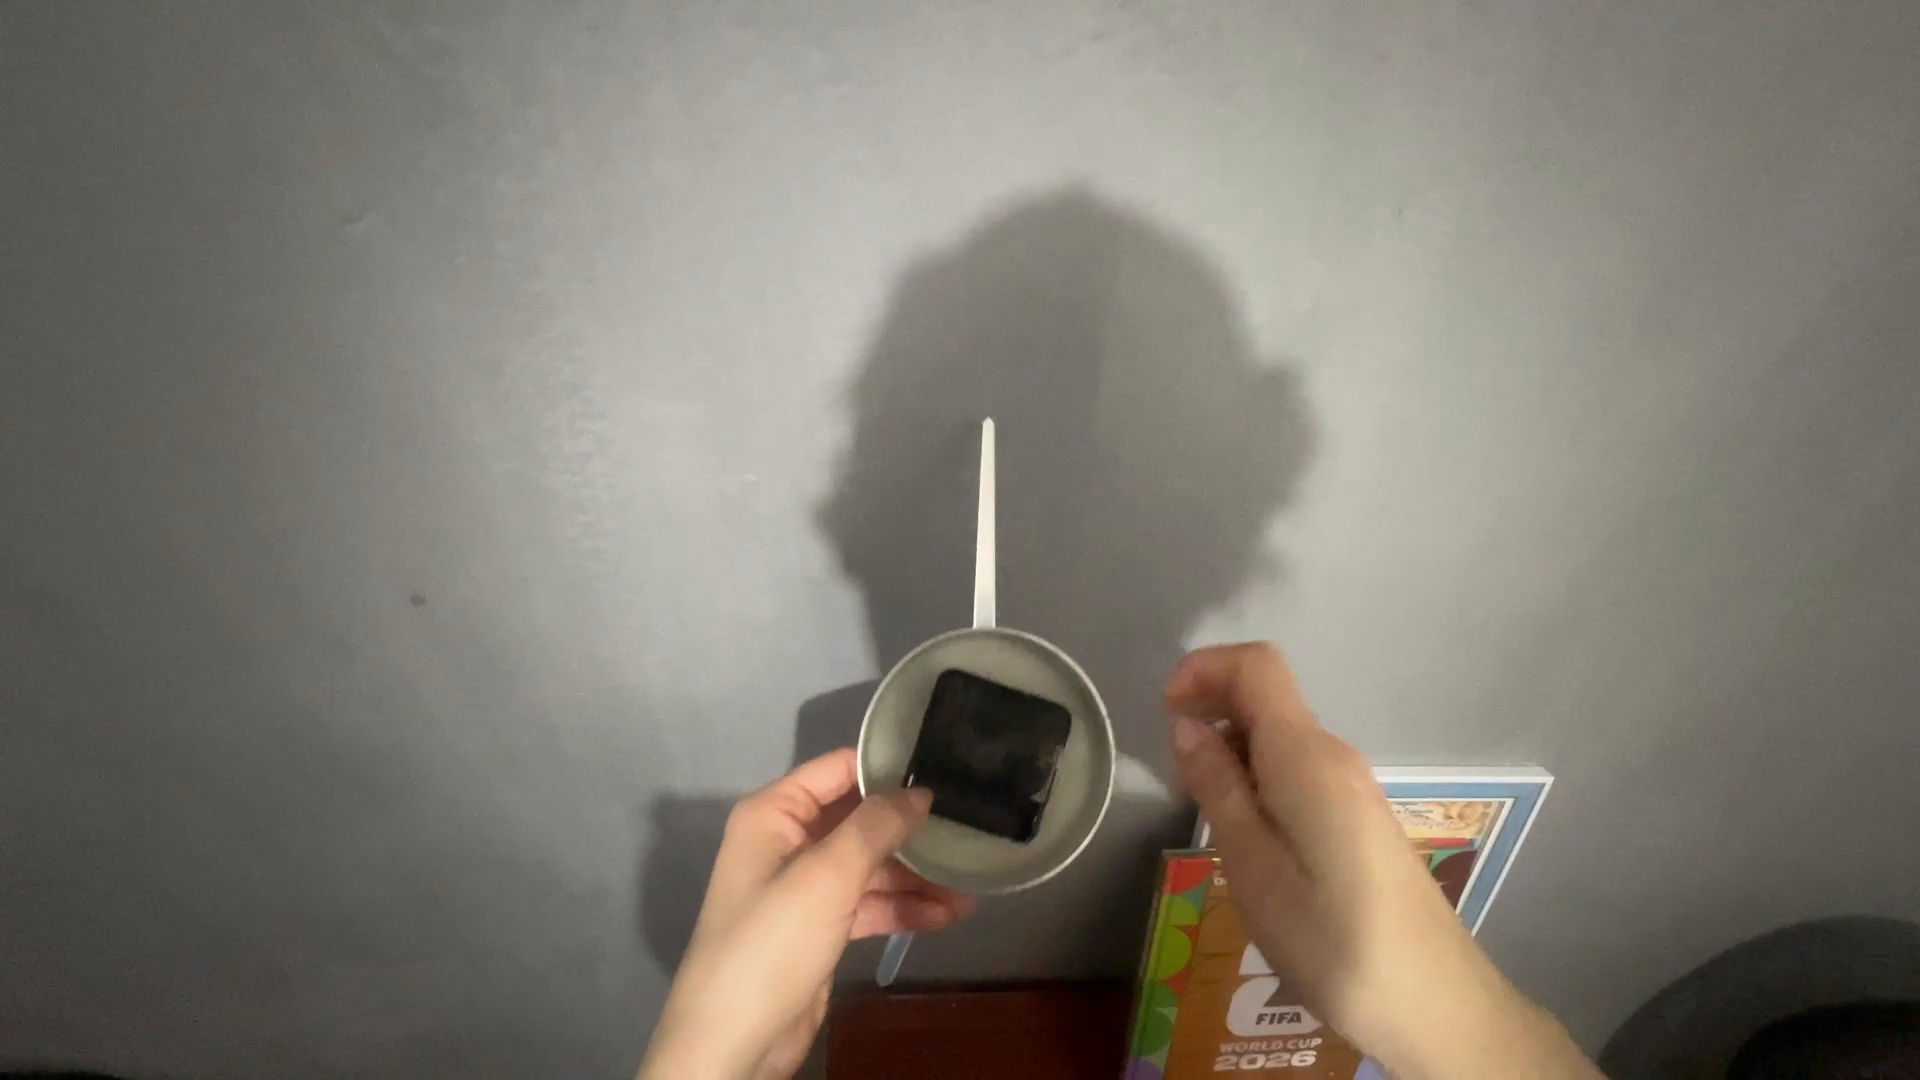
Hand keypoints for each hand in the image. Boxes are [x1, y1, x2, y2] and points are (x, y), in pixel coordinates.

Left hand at [639, 749, 973, 1079]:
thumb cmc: (772, 941)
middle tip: (966, 824)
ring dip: (916, 875)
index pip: (839, 769)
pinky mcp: (821, 926)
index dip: (888, 767)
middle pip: (861, 819)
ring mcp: (807, 885)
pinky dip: (904, 907)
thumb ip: (877, 825)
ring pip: (871, 864)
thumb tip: (922, 793)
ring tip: (967, 882)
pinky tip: (948, 914)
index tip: (942, 768)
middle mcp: (790, 840)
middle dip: (910, 829)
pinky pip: (869, 902)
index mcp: (777, 812)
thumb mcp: (827, 874)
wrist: (732, 1048)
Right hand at [1165, 643, 1597, 1079]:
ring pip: (1275, 734)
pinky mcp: (1355, 813)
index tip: (1167, 713)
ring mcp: (1349, 783)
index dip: (1203, 668)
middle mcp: (1331, 754)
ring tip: (1207, 813)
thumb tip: (1185, 724)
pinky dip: (1255, 774)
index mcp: (1305, 756)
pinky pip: (1294, 766)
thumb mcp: (1252, 863)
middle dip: (1208, 712)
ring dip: (1229, 749)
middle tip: (1178, 774)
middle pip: (1263, 696)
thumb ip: (1217, 785)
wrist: (1439, 1009)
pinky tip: (1248, 833)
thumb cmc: (1331, 937)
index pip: (1256, 665)